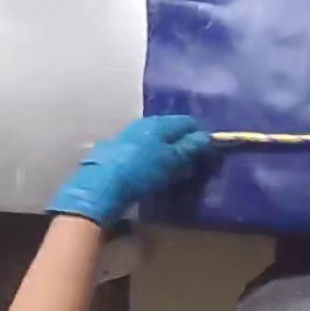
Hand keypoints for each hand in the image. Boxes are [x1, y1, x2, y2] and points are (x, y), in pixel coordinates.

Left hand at [47, 115, 217, 226]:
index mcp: (159, 123)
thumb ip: (190, 149)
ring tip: (177, 173)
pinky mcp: (118, 153)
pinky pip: (144, 152)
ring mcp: (128, 137)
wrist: (100, 188)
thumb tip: (207, 138)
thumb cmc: (141, 172)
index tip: (209, 153)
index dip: (201, 136)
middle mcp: (143, 125)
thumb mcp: (172, 161)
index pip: (189, 122)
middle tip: (195, 165)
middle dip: (185, 146)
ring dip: (169, 154)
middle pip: (172, 131)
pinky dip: (154, 160)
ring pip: (157, 142)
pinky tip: (155, 175)